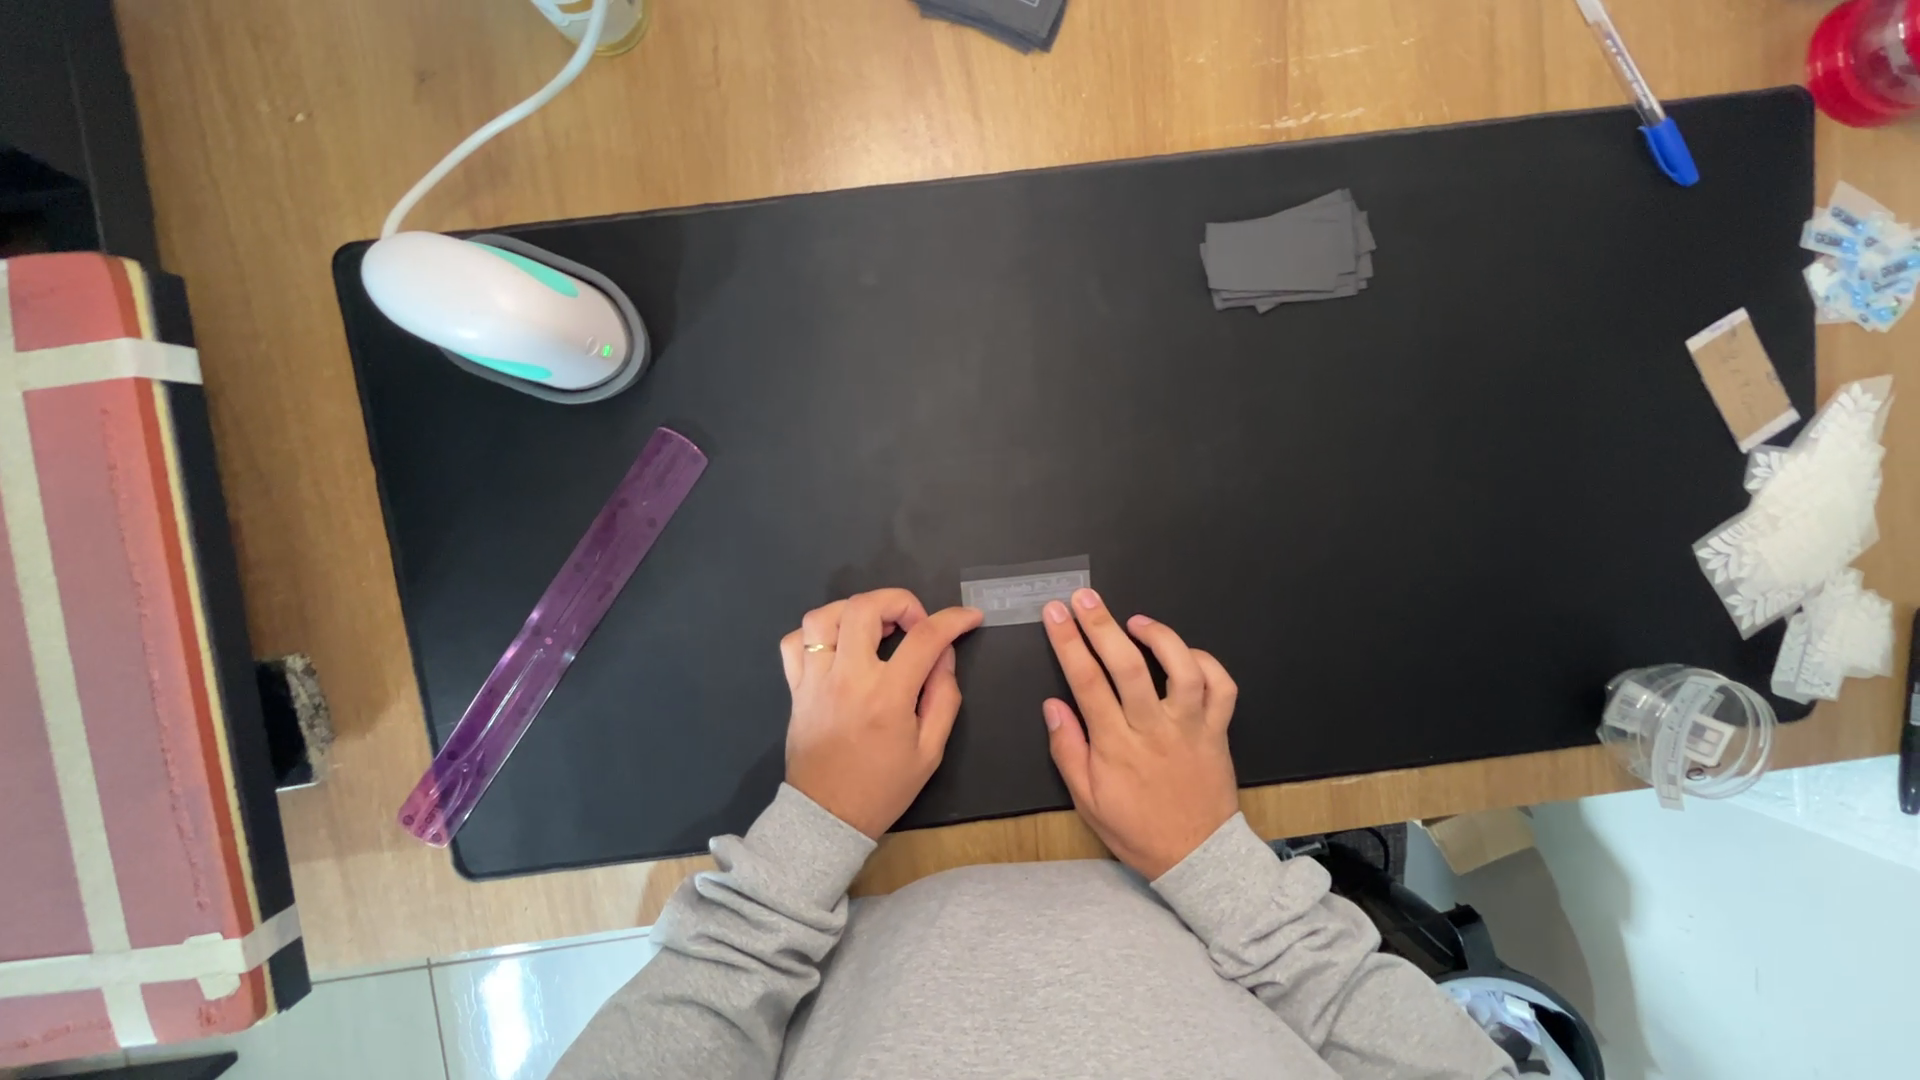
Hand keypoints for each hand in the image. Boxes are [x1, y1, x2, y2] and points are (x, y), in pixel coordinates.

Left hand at [779, 589, 984, 838]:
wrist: (827, 818)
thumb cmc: (883, 787)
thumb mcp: (930, 751)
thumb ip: (943, 698)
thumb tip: (943, 657)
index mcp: (887, 696)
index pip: (924, 637)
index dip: (953, 619)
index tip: (969, 618)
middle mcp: (848, 678)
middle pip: (865, 607)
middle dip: (899, 601)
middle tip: (914, 623)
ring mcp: (815, 680)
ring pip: (823, 616)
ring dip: (854, 610)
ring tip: (874, 627)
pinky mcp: (796, 688)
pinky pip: (794, 643)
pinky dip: (816, 633)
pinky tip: (838, 645)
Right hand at [1041, 589, 1239, 879]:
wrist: (1197, 858)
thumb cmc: (1137, 830)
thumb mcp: (1087, 800)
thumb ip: (1068, 750)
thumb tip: (1052, 706)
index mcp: (1117, 746)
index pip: (1086, 682)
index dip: (1068, 643)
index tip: (1055, 614)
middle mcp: (1154, 729)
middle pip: (1126, 665)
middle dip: (1101, 625)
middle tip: (1084, 598)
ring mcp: (1191, 727)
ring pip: (1182, 669)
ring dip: (1159, 636)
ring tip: (1136, 621)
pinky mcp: (1218, 730)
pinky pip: (1222, 687)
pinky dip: (1207, 661)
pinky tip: (1184, 652)